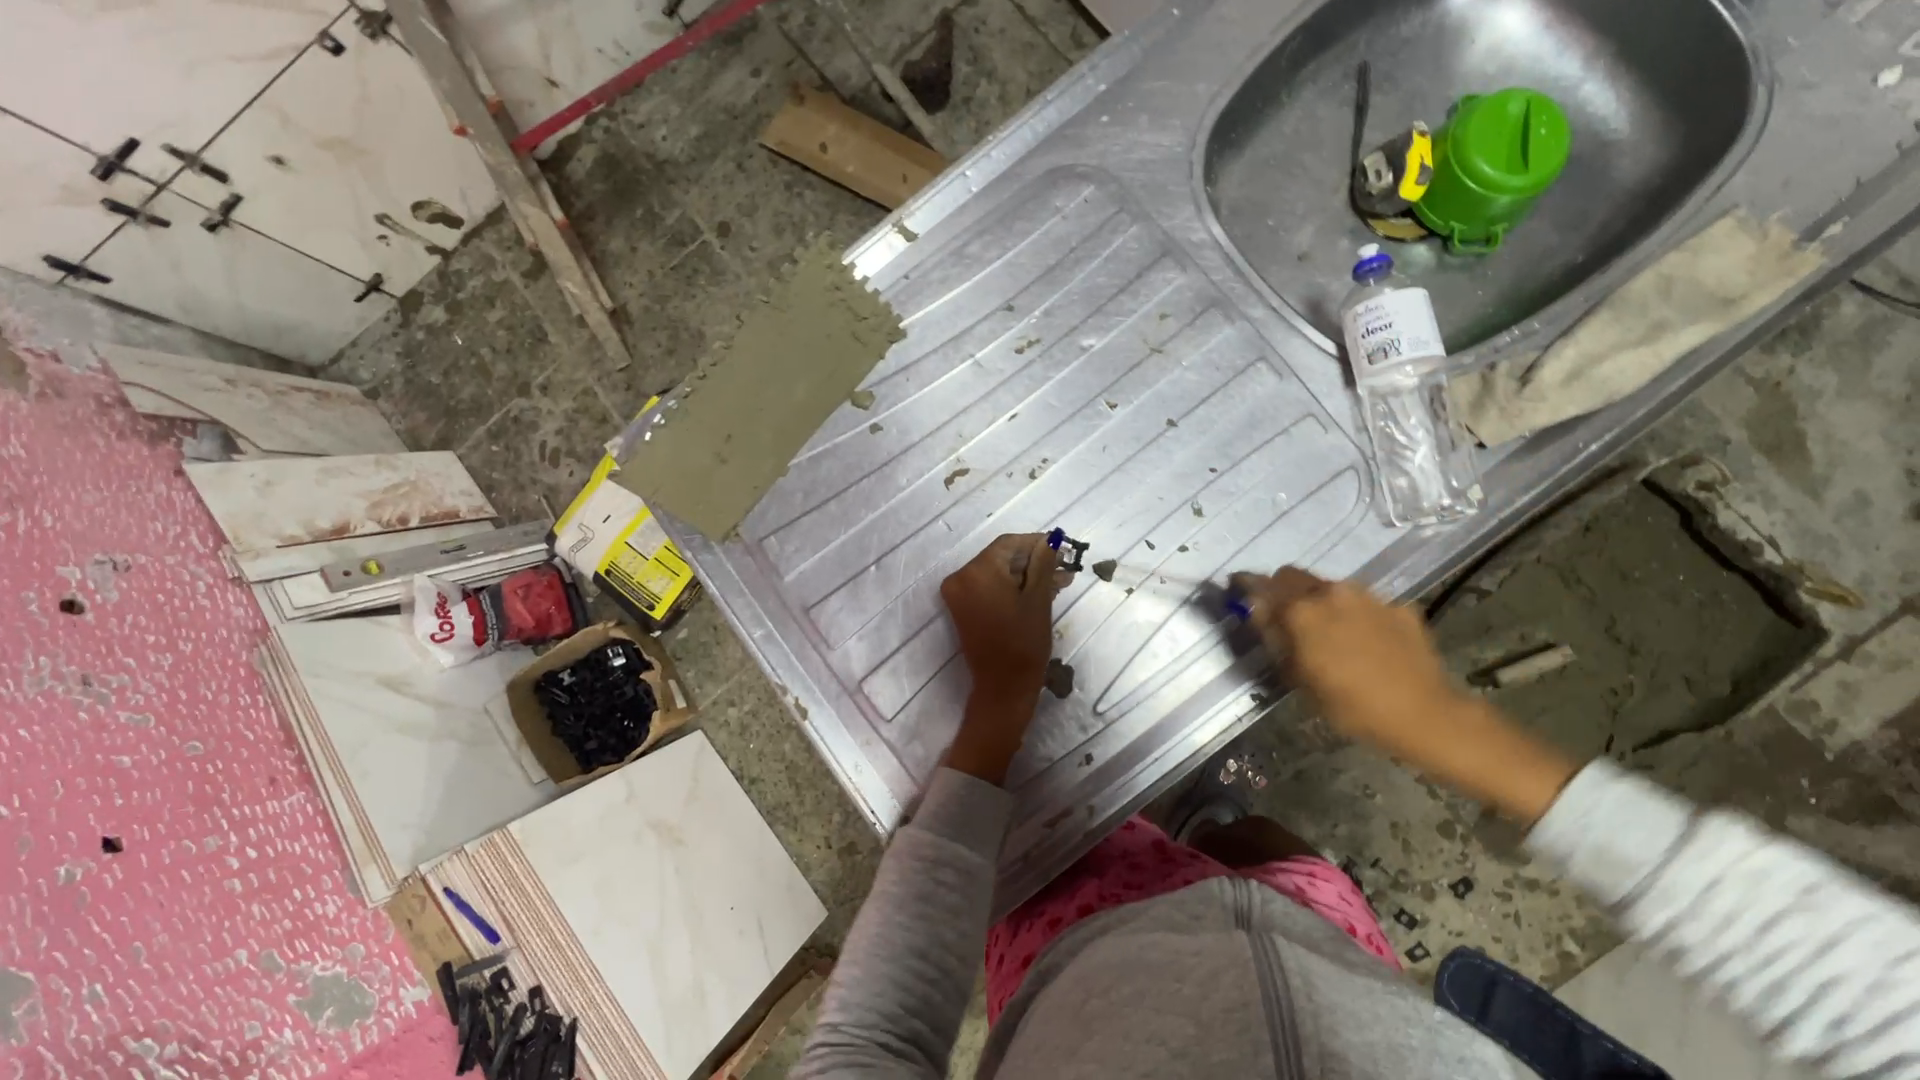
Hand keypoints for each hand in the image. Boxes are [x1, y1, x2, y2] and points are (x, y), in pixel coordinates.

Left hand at [940, 533, 1062, 782]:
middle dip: (1034, 562)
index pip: (1008, 544)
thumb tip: (1050, 539)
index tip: (1062, 548)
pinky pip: (990, 588)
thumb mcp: (1038, 598)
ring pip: (998, 573)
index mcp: (976, 572)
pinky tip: (1040, 591)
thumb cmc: (1023, 643)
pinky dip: (1012, 588)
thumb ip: (1043, 563)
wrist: (1004, 686)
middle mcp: (960, 577)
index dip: (1036, 543)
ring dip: (1026, 576)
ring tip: (1059, 583)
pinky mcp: (963, 608)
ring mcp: (959, 594)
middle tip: (1064, 568)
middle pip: (1002, 558)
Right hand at [1234, 567, 1577, 824]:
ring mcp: (1370, 597)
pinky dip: (1357, 617)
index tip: (1238, 590)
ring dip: (1322, 604)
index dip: (1246, 585)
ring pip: (1332, 589)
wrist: (1424, 714)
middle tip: (1286, 619)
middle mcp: (1333, 593)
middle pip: (1295, 576)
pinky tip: (1367, 645)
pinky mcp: (1399, 607)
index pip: (1262, 584)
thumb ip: (1276, 638)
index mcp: (1302, 611)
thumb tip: (1259, 610)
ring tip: (1330, 636)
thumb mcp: (1299, 679)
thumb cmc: (1351, 706)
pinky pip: (1366, 604)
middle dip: (1284, 592)